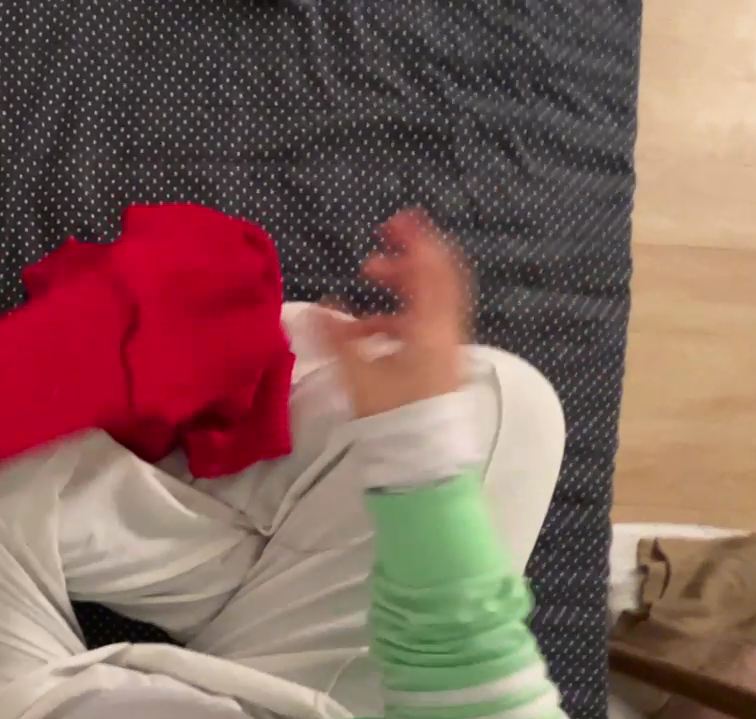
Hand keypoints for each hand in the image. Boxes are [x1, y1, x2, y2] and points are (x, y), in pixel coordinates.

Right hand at [324, 209, 471, 417]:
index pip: (431, 269)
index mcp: (430, 326)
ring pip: (426, 309)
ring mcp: (445, 349)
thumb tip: (309, 310)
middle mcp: (445, 332)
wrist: (423, 458)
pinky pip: (421, 331)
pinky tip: (369, 341)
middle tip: (372, 264)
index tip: (393, 224)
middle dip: (403, 268)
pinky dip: (397, 324)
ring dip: (396, 302)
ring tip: (360, 314)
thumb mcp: (359, 376)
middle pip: (434, 284)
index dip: (415, 241)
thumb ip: (334, 340)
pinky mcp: (440, 366)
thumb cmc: (394, 415)